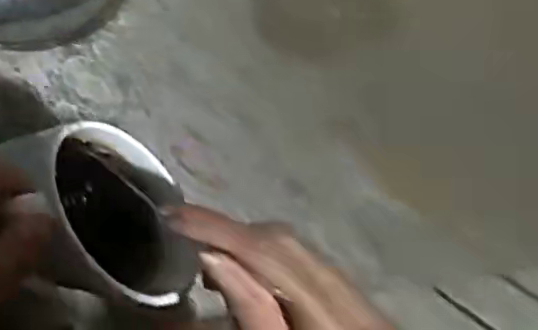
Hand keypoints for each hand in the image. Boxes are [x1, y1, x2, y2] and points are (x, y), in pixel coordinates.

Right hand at [171, 205, 393, 329]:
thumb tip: (207, 252)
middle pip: (286, 244)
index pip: (271, 255)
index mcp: (337, 324)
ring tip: (210, 252)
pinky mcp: (365, 312)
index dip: (215, 228)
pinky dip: (271, 256)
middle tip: (181, 230)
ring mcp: (369, 309)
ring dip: (247, 240)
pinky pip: (312, 265)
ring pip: (299, 249)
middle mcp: (360, 309)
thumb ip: (251, 311)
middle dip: (229, 230)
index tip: (168, 217)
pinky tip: (250, 273)